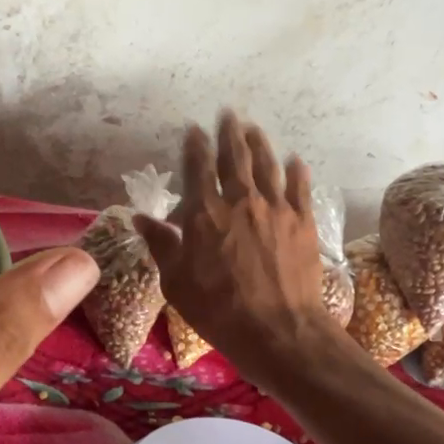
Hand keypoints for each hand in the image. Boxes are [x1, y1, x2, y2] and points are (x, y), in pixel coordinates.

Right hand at [136, 112, 333, 390]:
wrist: (276, 329)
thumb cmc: (217, 311)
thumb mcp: (176, 282)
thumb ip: (161, 245)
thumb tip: (140, 218)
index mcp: (205, 214)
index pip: (198, 169)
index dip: (195, 146)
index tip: (193, 130)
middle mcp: (241, 201)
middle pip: (235, 158)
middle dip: (229, 133)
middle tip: (228, 114)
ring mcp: (276, 209)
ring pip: (267, 165)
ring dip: (259, 143)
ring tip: (254, 129)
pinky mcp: (302, 222)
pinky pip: (298, 187)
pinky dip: (294, 170)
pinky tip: (293, 161)